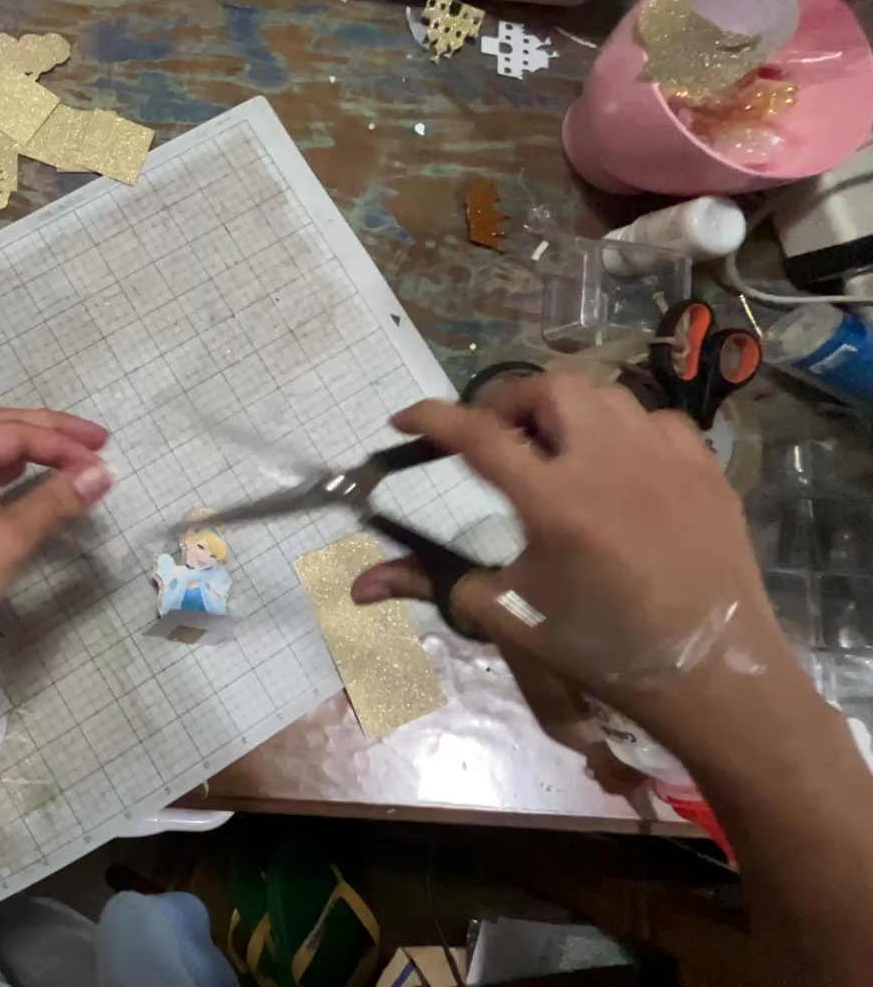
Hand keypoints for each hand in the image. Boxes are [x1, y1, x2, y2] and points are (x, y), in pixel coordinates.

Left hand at [0, 409, 112, 671]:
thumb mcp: (10, 538)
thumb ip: (57, 500)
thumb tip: (104, 473)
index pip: (13, 432)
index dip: (62, 443)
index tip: (103, 460)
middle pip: (1, 430)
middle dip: (51, 433)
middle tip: (98, 441)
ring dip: (34, 452)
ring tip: (76, 456)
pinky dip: (15, 476)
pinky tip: (37, 477)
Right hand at [350, 374, 799, 739]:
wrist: (715, 681)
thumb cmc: (595, 647)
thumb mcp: (499, 611)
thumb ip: (425, 582)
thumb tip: (355, 587)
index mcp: (555, 503)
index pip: (478, 435)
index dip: (431, 417)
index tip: (400, 420)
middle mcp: (613, 469)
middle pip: (550, 391)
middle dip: (504, 403)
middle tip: (485, 439)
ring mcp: (669, 468)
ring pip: (606, 396)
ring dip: (561, 410)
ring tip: (544, 447)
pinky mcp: (709, 479)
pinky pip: (657, 422)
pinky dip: (619, 428)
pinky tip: (608, 464)